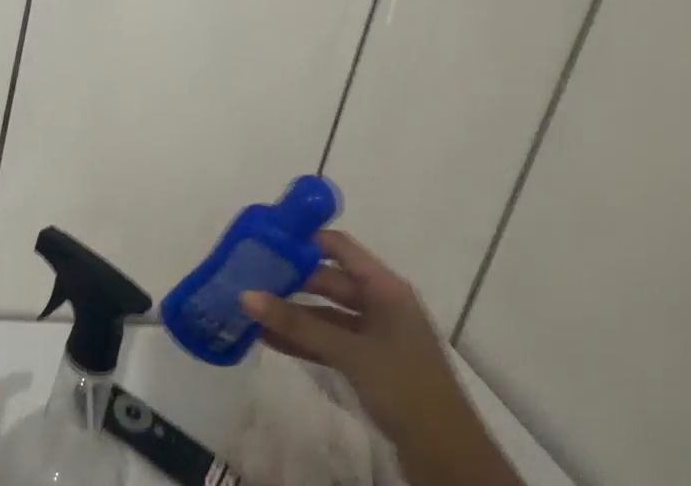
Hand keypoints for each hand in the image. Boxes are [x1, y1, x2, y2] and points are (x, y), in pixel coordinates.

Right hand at [240, 231, 521, 485]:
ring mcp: (375, 334)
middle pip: (328, 279)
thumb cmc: (404, 386)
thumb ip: (297, 324)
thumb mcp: (349, 351)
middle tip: (246, 274)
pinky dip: (303, 339)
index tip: (263, 237)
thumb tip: (245, 295)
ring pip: (325, 313)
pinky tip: (268, 339)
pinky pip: (329, 340)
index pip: (339, 247)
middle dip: (290, 278)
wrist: (446, 453)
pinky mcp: (369, 362)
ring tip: (249, 308)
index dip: (303, 239)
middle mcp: (381, 303)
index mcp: (386, 288)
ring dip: (292, 313)